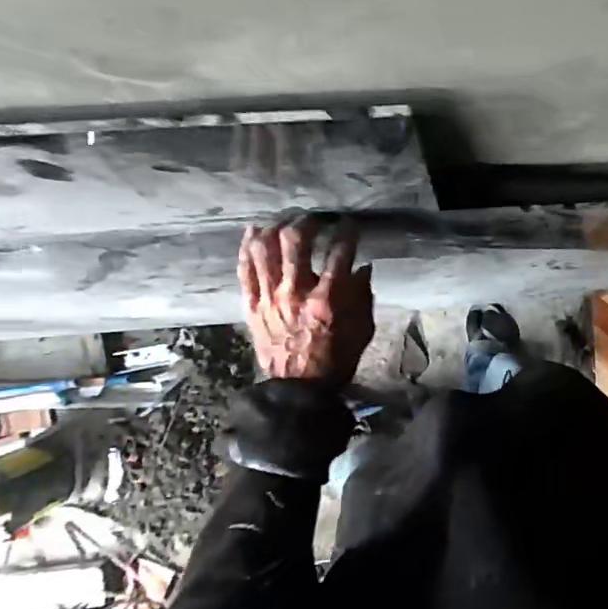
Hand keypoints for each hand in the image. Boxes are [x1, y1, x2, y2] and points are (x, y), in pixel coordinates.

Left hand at [239, 216, 374, 384]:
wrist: (299, 390)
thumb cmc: (335, 360)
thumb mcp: (362, 330)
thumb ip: (363, 296)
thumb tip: (362, 268)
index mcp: (327, 301)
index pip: (339, 253)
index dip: (347, 232)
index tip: (349, 224)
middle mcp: (295, 293)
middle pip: (294, 241)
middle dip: (306, 221)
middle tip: (314, 218)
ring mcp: (269, 298)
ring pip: (264, 248)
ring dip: (275, 227)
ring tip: (284, 221)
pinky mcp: (251, 305)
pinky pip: (245, 268)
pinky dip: (248, 247)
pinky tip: (254, 232)